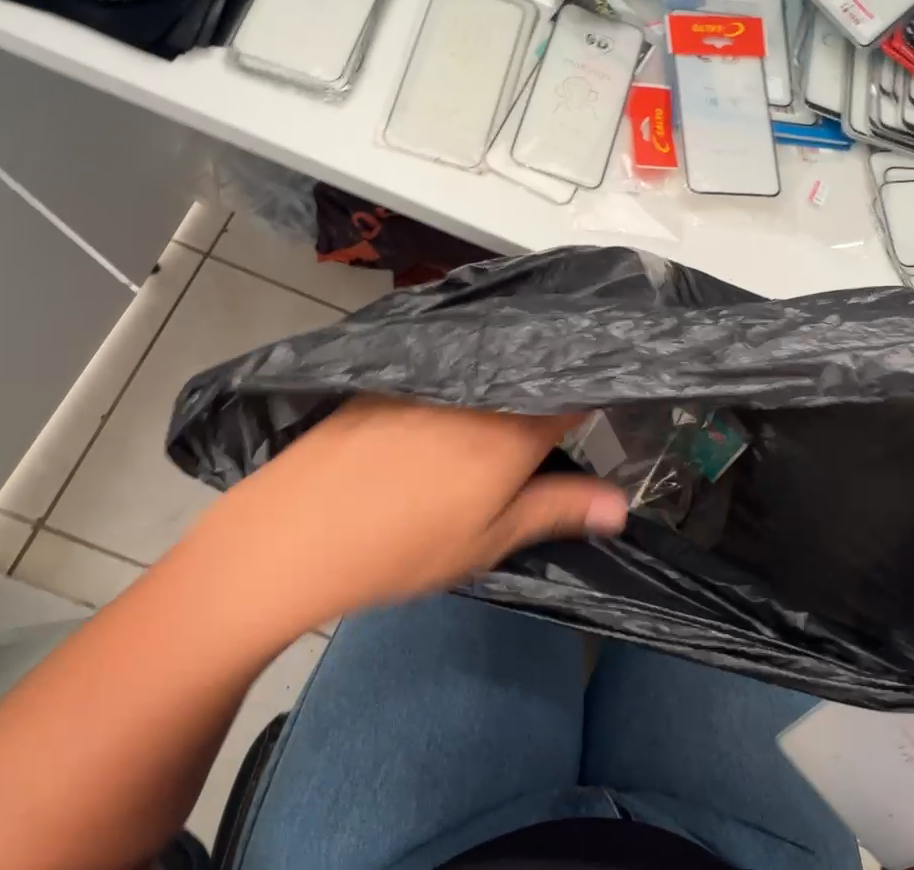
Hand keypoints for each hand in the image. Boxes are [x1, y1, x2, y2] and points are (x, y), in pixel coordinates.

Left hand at [184, 397, 627, 630]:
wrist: (290, 534)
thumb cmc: (401, 548)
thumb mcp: (487, 541)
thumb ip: (557, 510)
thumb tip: (623, 504)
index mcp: (511, 429)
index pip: (576, 392)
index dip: (601, 391)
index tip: (615, 403)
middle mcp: (475, 390)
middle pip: (534, 371)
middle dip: (556, 385)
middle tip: (566, 414)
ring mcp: (429, 380)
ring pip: (491, 364)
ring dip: (512, 379)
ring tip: (518, 406)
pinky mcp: (389, 379)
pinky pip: (448, 366)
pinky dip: (467, 378)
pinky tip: (456, 406)